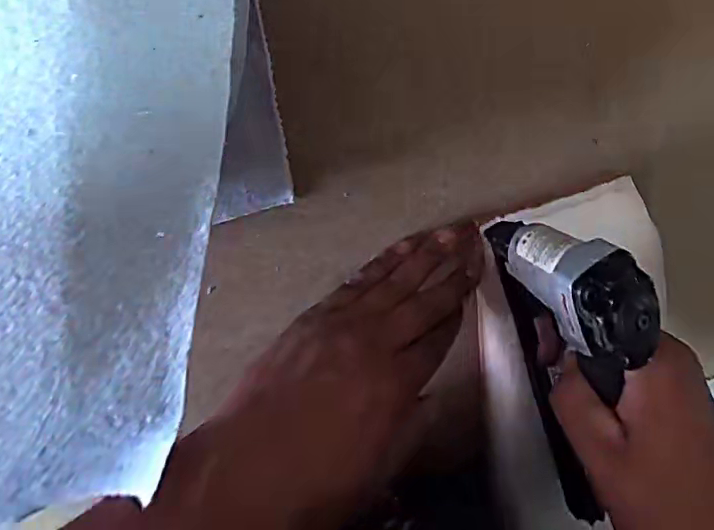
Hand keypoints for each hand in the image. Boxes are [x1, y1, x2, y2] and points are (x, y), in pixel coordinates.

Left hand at [145, 225, 483, 529]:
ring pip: (398, 279)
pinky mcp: (318, 315)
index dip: (460, 313)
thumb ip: (412, 428)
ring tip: (451, 230)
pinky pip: (361, 279)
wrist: (238, 474)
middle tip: (476, 244)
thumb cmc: (311, 483)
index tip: (474, 290)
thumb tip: (433, 397)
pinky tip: (405, 246)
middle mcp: (378, 344)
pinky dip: (386, 259)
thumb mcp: (375, 472)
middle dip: (456, 272)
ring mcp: (346, 324)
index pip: (440, 337)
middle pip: (427, 300)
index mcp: (397, 384)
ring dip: (428, 252)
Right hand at [549, 334, 713, 529]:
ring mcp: (689, 378)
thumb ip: (573, 399)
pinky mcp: (692, 400)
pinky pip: (648, 383)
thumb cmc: (668, 503)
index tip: (548, 357)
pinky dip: (629, 405)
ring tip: (603, 438)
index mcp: (656, 357)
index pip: (599, 318)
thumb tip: (561, 361)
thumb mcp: (602, 455)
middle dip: (589, 371)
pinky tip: (626, 445)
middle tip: (575, 411)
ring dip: (609, 391)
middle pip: (614, 341)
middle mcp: (677, 356)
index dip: (567, 334)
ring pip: (629, 365)